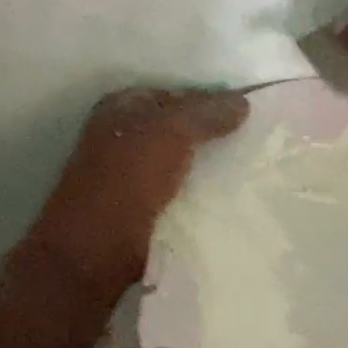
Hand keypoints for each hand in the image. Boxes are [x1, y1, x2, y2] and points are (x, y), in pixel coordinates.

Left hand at [28, 87, 249, 289]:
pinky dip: (199, 196)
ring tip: (249, 170)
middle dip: (210, 136)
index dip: (208, 100)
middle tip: (255, 143)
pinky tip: (228, 200)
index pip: (173, 94)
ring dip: (207, 168)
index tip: (248, 114)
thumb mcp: (169, 132)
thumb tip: (243, 103)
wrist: (93, 253)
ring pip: (178, 163)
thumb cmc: (125, 180)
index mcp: (119, 108)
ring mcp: (127, 177)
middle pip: (176, 129)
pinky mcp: (138, 212)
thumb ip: (206, 113)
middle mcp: (120, 137)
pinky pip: (177, 195)